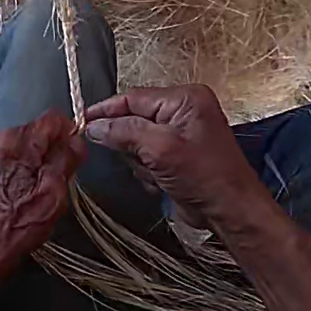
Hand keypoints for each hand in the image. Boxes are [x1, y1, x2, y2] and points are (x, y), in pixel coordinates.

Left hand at [0, 110, 86, 300]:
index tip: (76, 151)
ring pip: (25, 143)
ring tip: (41, 187)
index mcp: (16, 141)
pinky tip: (24, 189)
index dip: (69, 132)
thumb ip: (66, 160)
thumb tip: (77, 138)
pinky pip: (12, 154)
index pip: (52, 119)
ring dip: (37, 158)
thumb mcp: (53, 194)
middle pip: (37, 130)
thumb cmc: (18, 226)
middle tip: (59, 177)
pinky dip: (23, 165)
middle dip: (52, 148)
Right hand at [82, 84, 264, 230]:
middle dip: (130, 144)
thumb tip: (94, 126)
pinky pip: (145, 157)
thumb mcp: (160, 148)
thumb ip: (123, 132)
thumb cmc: (205, 176)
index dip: (105, 110)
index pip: (133, 97)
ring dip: (139, 161)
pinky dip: (147, 171)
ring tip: (157, 174)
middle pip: (132, 120)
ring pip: (135, 142)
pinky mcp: (176, 155)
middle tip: (141, 160)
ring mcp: (179, 134)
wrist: (230, 212)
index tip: (81, 121)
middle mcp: (182, 111)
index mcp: (184, 98)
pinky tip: (162, 182)